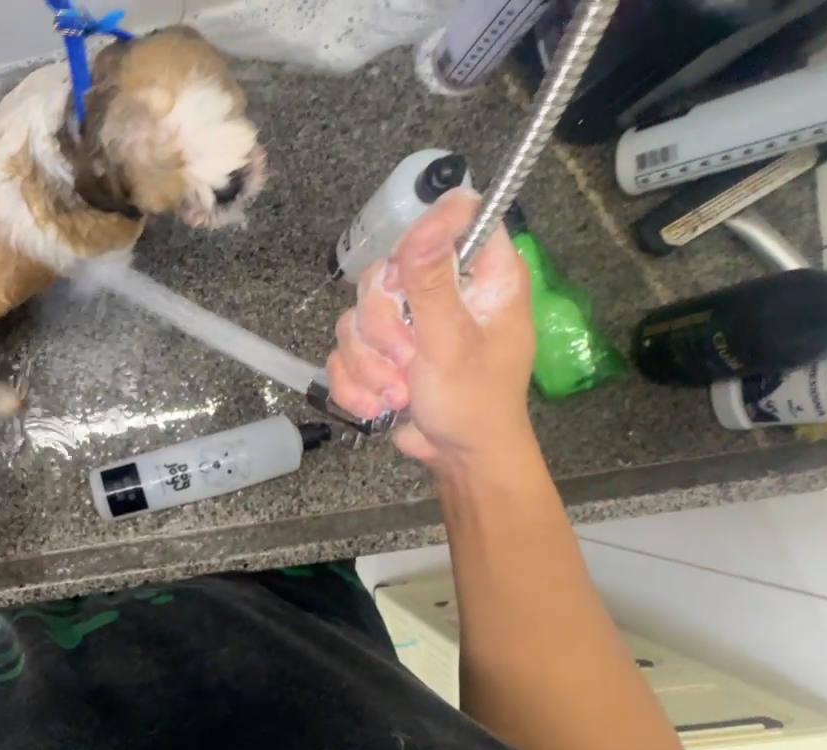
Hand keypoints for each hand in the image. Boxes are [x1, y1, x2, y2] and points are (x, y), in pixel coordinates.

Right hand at [324, 189, 537, 473]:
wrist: (456, 456)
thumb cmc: (474, 402)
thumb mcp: (453, 343)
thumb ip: (432, 285)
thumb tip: (426, 226)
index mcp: (481, 275)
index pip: (459, 215)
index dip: (427, 230)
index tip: (407, 269)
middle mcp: (442, 289)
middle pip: (385, 273)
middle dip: (383, 328)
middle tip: (406, 358)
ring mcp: (405, 321)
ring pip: (357, 318)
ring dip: (370, 365)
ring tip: (397, 394)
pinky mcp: (378, 351)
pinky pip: (344, 352)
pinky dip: (355, 384)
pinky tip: (378, 405)